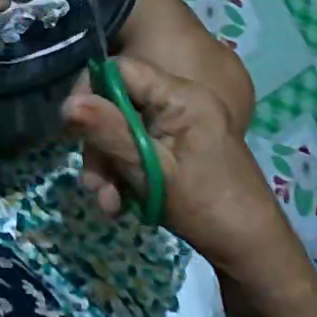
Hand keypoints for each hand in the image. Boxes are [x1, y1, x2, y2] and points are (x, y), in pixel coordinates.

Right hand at [63, 58, 294, 279]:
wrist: (250, 247)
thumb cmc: (204, 204)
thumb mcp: (149, 168)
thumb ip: (107, 132)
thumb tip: (66, 102)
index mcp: (180, 93)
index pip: (122, 69)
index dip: (92, 91)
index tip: (74, 126)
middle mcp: (180, 99)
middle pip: (119, 103)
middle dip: (100, 144)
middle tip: (95, 186)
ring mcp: (180, 122)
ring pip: (125, 128)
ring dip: (110, 164)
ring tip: (108, 204)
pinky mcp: (178, 144)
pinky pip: (139, 144)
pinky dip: (126, 169)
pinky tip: (121, 202)